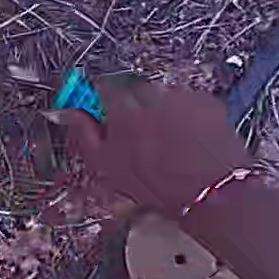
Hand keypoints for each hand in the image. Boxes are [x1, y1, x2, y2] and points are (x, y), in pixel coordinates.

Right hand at [58, 79, 251, 211]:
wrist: (212, 192)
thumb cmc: (155, 183)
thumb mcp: (106, 164)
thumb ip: (83, 132)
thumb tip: (66, 112)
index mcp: (121, 107)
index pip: (100, 86)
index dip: (98, 100)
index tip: (97, 111)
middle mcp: (151, 94)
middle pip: (131, 90)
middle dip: (129, 106)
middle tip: (133, 135)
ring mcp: (181, 95)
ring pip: (160, 95)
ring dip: (157, 110)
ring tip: (163, 140)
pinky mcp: (207, 101)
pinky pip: (186, 100)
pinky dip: (183, 113)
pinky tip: (185, 138)